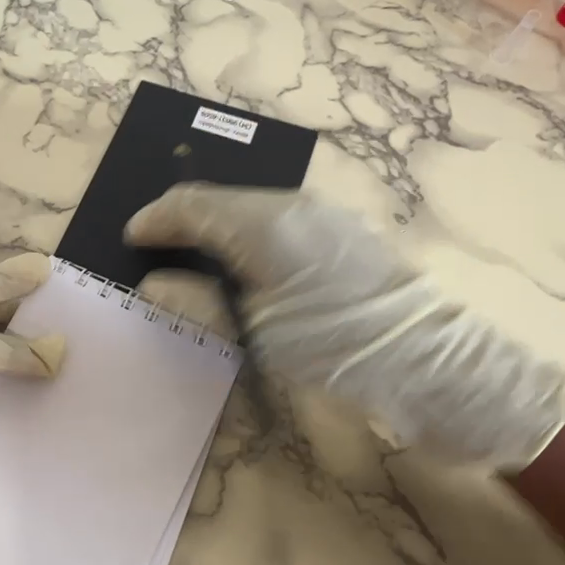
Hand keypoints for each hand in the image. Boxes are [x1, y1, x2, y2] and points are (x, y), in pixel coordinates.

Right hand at [126, 184, 564, 469]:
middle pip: (219, 199)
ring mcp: (322, 215)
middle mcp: (292, 205)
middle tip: (155, 249)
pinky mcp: (342, 233)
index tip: (130, 237)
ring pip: (248, 208)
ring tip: (192, 258)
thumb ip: (195, 303)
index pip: (191, 204)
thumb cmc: (335, 351)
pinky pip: (276, 220)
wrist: (434, 366)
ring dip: (214, 226)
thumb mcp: (254, 336)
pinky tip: (242, 264)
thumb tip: (154, 284)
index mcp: (264, 223)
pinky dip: (244, 234)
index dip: (155, 219)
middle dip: (181, 219)